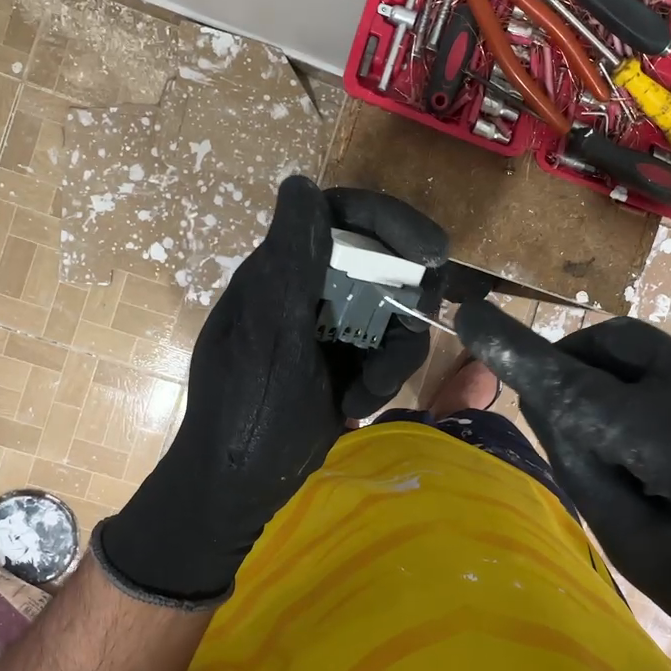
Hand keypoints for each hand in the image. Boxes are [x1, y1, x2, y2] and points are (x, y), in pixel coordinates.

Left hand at [93, 176, 447, 607]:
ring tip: (370, 391)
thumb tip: (300, 183)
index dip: (388, 221)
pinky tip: (358, 406)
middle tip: (416, 324)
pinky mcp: (348, 360)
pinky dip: (384, 377)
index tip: (431, 251)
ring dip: (394, 353)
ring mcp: (331, 326)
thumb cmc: (245, 409)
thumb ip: (291, 260)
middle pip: (382, 263)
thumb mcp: (271, 332)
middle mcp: (310, 288)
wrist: (239, 487)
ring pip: (394, 311)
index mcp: (281, 270)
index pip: (342, 215)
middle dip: (404, 300)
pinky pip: (389, 349)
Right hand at [456, 301, 670, 670]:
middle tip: (555, 406)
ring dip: (626, 387)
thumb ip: (585, 467)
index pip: (583, 387)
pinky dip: (669, 402)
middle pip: (625, 343)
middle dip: (578, 360)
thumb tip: (542, 398)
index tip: (471, 314)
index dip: (520, 351)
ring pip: (661, 361)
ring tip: (640, 458)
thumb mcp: (642, 551)